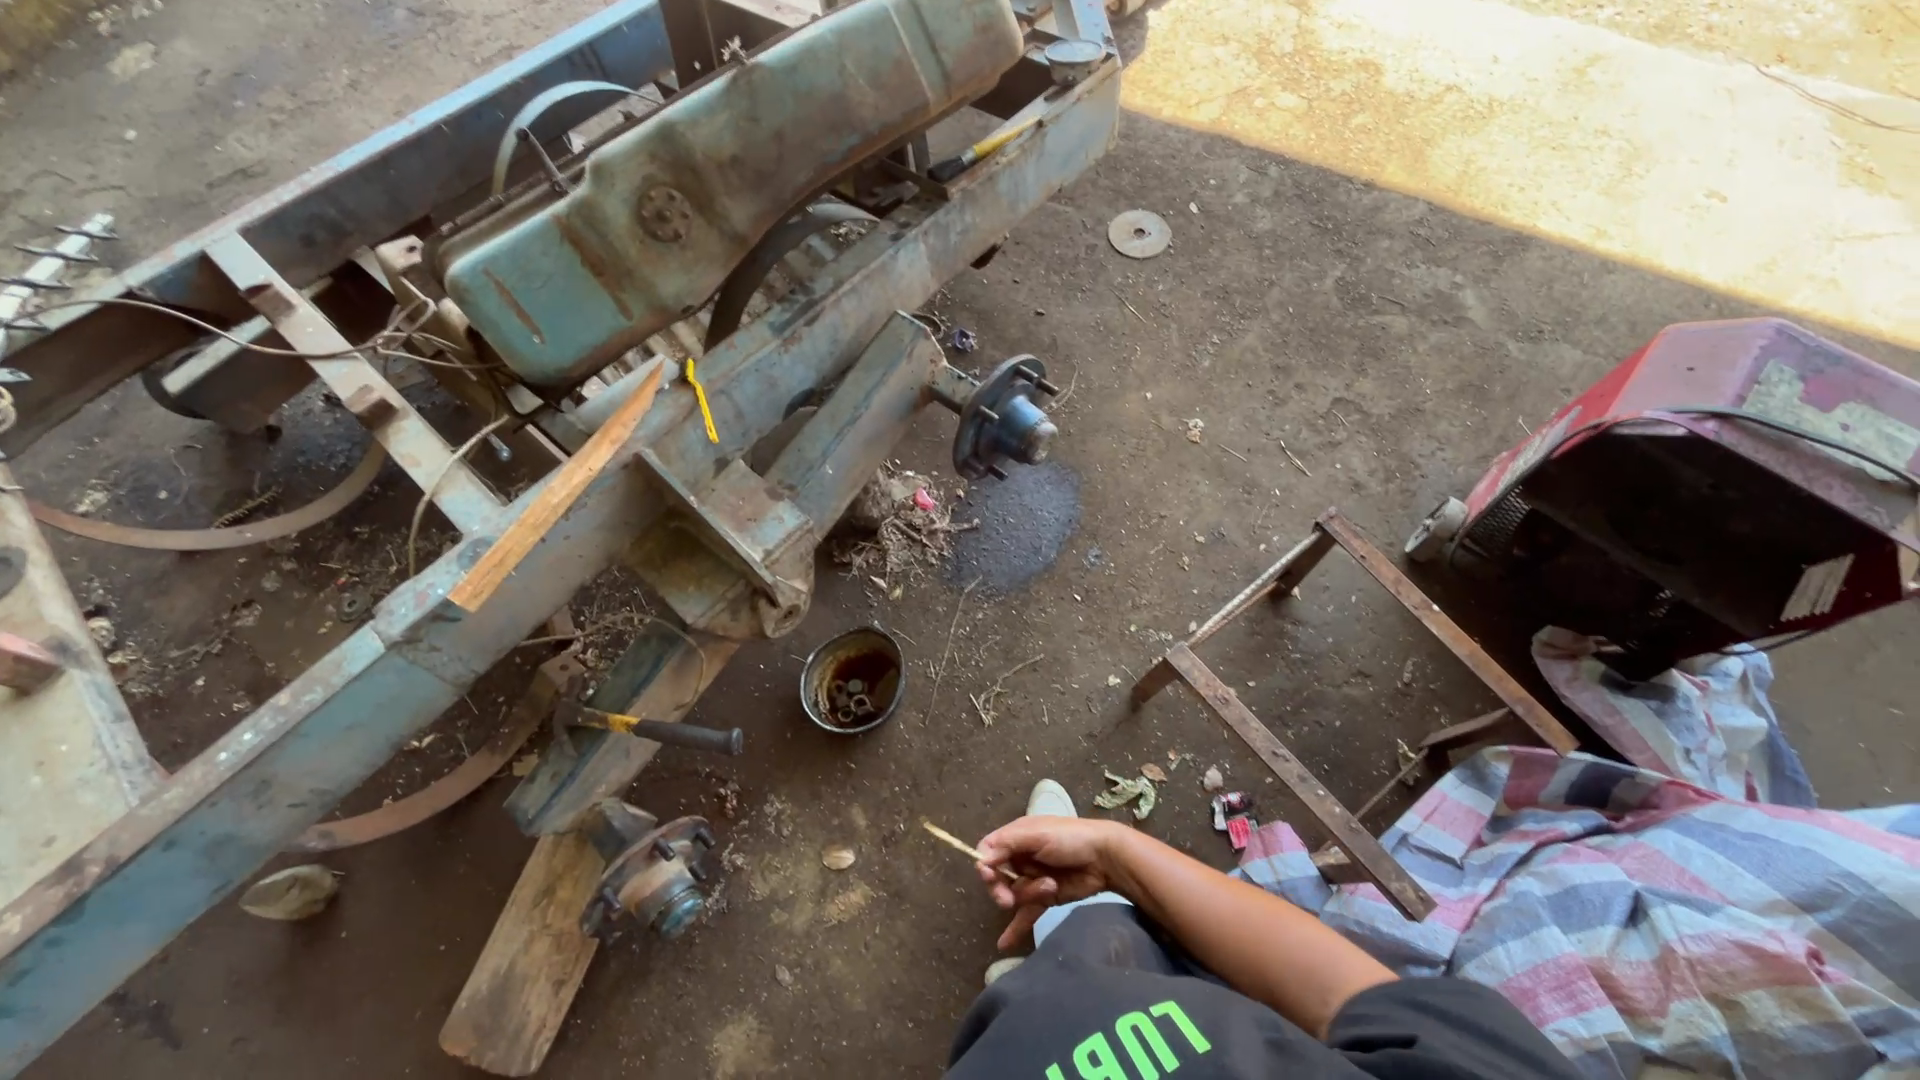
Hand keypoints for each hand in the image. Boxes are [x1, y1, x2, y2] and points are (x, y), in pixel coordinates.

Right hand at [974, 816, 1128, 949]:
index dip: (986, 865)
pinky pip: (1026, 914)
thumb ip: (1008, 844)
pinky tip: (1004, 944)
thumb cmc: (1070, 838)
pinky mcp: (1045, 898)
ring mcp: (1033, 879)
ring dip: (1028, 896)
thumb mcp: (1037, 834)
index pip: (988, 851)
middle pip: (997, 878)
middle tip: (1009, 899)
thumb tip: (981, 861)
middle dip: (1001, 889)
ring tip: (1050, 888)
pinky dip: (1015, 928)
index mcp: (1017, 837)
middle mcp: (1021, 858)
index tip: (991, 878)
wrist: (1106, 858)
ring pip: (1014, 895)